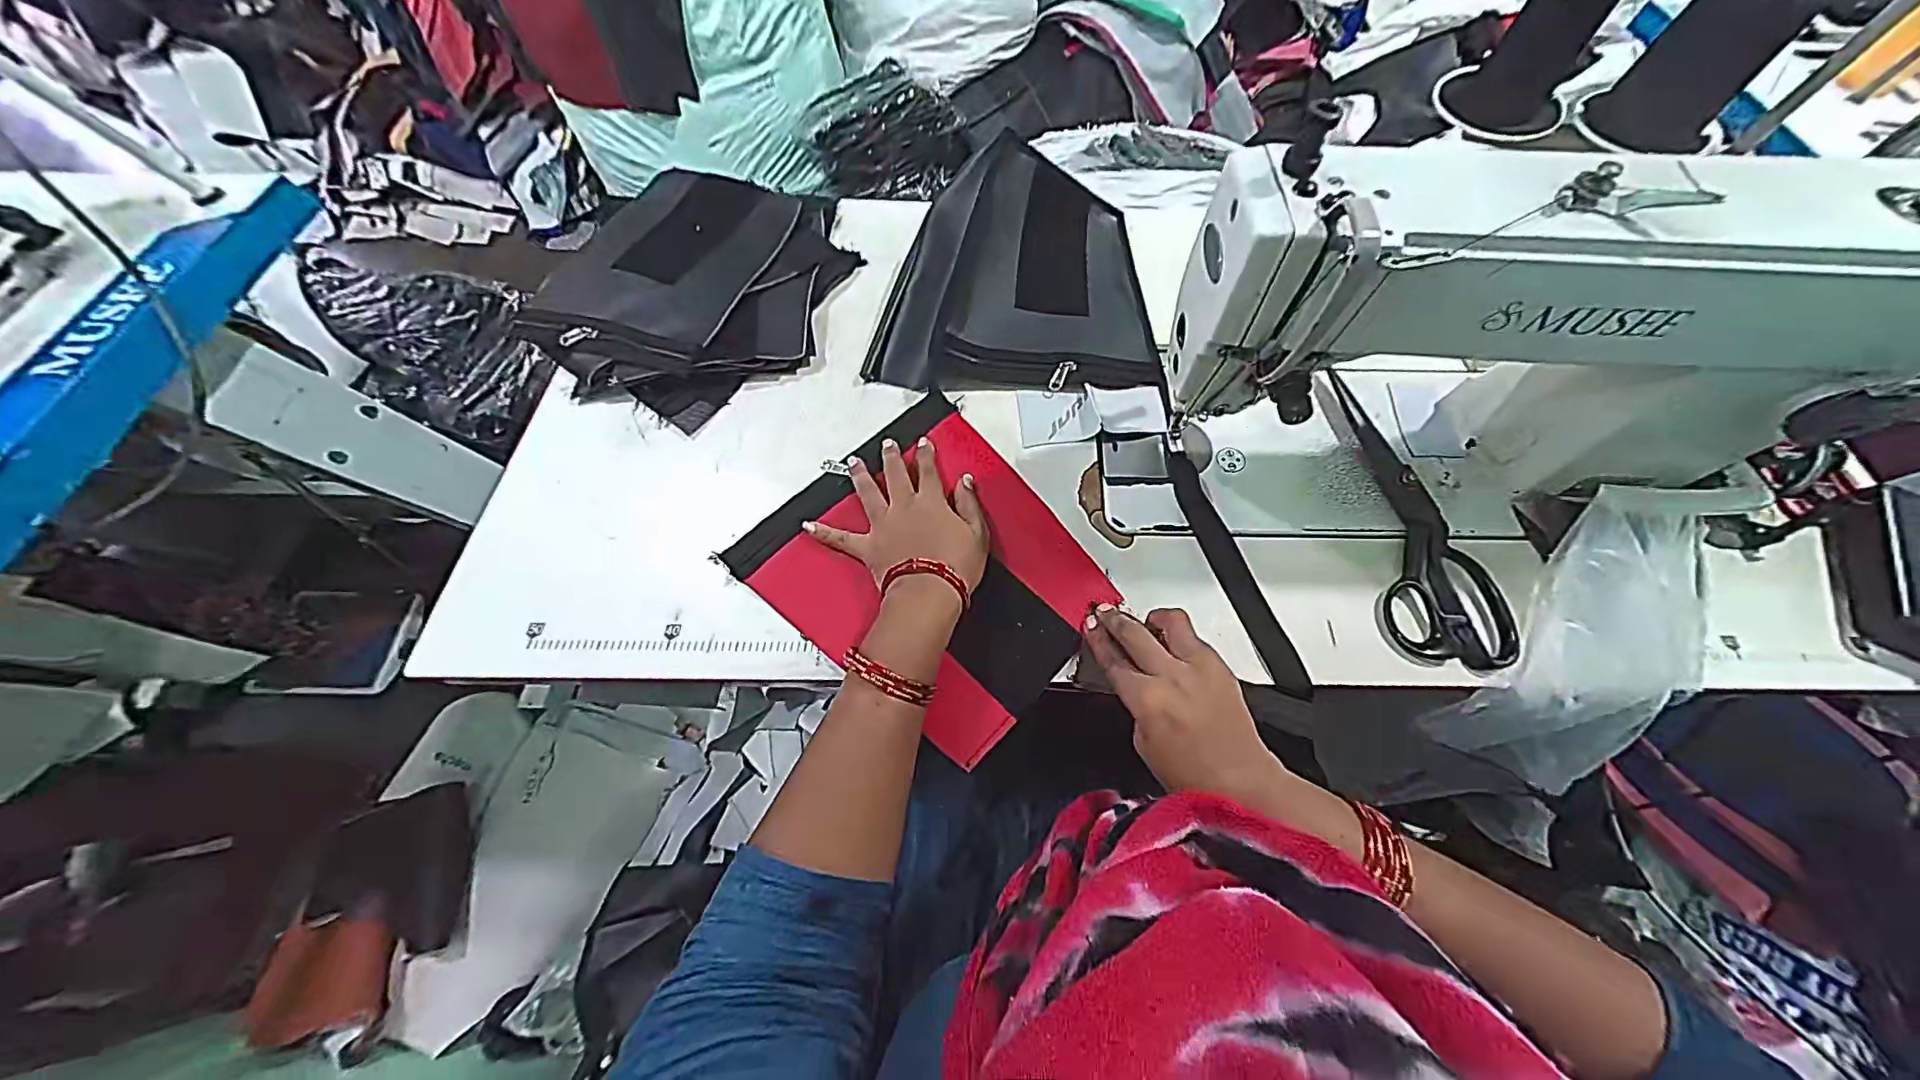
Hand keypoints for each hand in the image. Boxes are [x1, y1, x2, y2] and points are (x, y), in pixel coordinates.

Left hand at [804, 437, 989, 597]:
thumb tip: (965, 484)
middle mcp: (904, 508)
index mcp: (931, 502)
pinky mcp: (869, 547)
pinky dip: (823, 531)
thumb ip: (969, 504)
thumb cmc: (954, 568)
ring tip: (854, 463)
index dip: (926, 454)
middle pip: (895, 473)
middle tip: (887, 444)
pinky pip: (841, 538)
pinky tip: (809, 524)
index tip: (923, 443)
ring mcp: (883, 526)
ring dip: (860, 475)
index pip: (928, 470)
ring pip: (868, 493)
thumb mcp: (976, 533)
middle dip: (891, 456)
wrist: (929, 591)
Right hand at [1085, 606, 1286, 798]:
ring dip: (1152, 617)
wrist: (1240, 781)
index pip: (1113, 659)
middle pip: (1133, 632)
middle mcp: (1173, 677)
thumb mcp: (1143, 743)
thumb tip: (1130, 682)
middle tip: (1105, 613)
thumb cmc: (1195, 775)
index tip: (1092, 627)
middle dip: (1114, 619)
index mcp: (1147, 699)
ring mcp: (1200, 668)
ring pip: (1171, 621)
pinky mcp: (1221, 667)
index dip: (1097, 639)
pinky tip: (1174, 643)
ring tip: (1146, 621)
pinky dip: (1181, 636)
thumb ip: (1135, 704)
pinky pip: (1195, 638)